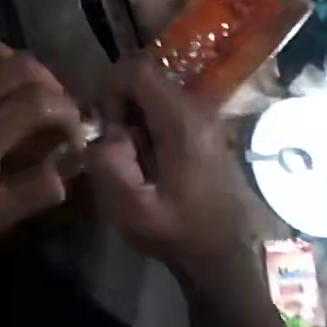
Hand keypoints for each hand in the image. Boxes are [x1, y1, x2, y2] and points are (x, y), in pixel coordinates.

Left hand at [0, 39, 81, 271]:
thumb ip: (36, 191)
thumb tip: (70, 165)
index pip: (35, 102)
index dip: (67, 112)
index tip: (78, 135)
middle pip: (20, 67)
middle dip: (53, 85)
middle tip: (64, 116)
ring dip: (26, 69)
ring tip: (39, 100)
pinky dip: (1, 65)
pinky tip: (11, 96)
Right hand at [89, 57, 267, 279]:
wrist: (226, 256)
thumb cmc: (180, 234)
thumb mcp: (133, 211)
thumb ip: (108, 168)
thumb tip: (100, 137)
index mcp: (181, 121)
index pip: (136, 70)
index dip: (110, 89)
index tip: (106, 126)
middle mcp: (197, 108)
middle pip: (143, 76)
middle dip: (118, 102)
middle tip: (114, 143)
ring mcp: (203, 116)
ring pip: (151, 90)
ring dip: (130, 113)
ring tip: (128, 153)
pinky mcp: (203, 126)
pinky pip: (162, 104)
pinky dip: (144, 120)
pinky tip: (145, 156)